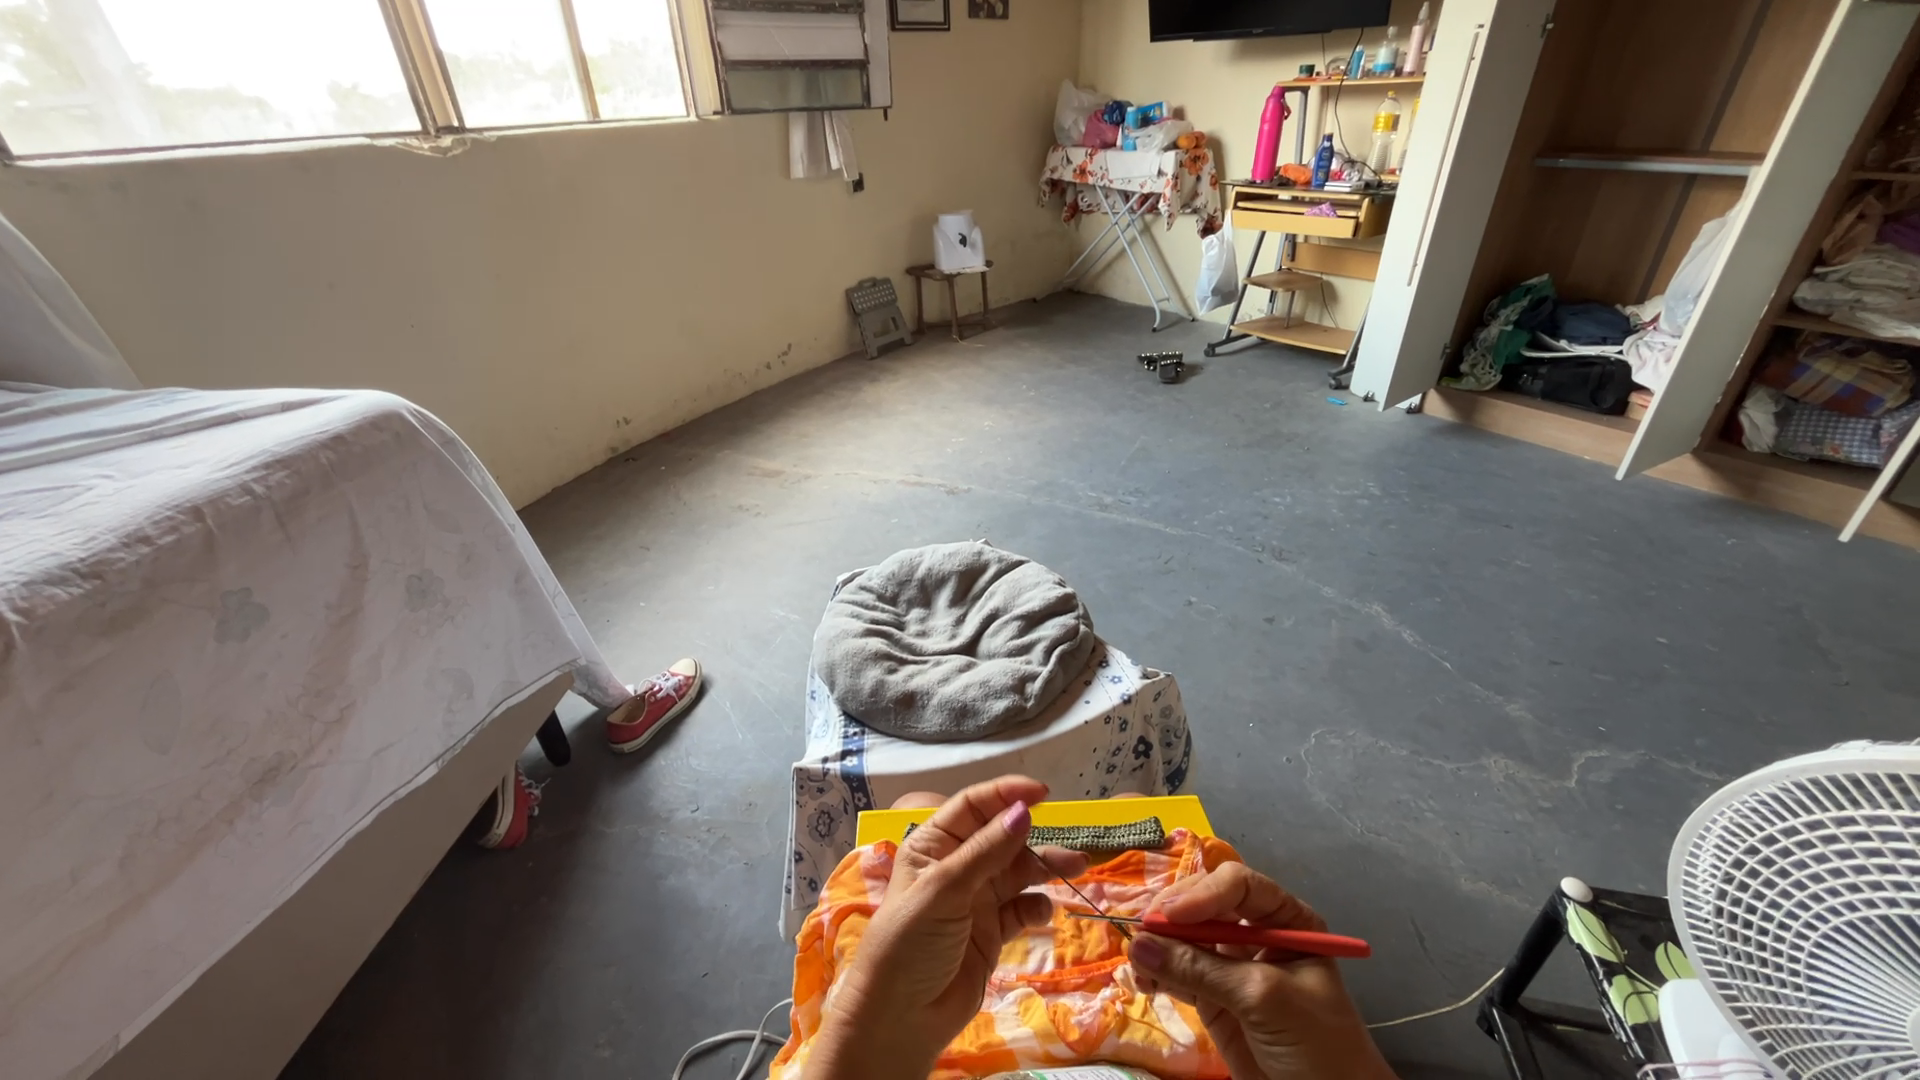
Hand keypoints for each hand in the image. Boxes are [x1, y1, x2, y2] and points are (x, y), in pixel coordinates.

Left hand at [804, 776, 1088, 1079]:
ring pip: (1017, 871)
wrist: (901, 1020)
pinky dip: (1036, 906)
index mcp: (933, 844)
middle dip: (1034, 837)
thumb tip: (1023, 811)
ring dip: (1045, 868)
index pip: (973, 806)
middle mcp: (955, 865)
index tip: (1042, 793)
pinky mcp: (991, 931)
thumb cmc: (910, 943)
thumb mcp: (944, 890)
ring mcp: (975, 898)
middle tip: (1069, 843)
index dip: (1005, 794)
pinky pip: (1020, 908)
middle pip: (1001, 838)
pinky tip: (1043, 913)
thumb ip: (986, 851)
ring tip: (1077, 867)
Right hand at [1127, 862, 1395, 1079]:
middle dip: (1172, 915)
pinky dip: (1154, 971)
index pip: (1238, 885)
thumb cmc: (1319, 1046)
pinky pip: (1175, 970)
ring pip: (1182, 935)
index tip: (1172, 916)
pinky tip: (1143, 981)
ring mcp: (1229, 962)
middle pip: (1202, 902)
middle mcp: (1254, 930)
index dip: (1203, 893)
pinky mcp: (1211, 994)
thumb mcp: (1265, 998)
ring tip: (1138, 964)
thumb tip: (1138, 944)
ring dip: (1156, 943)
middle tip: (1144, 934)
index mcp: (1284, 918)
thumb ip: (1203, 969)